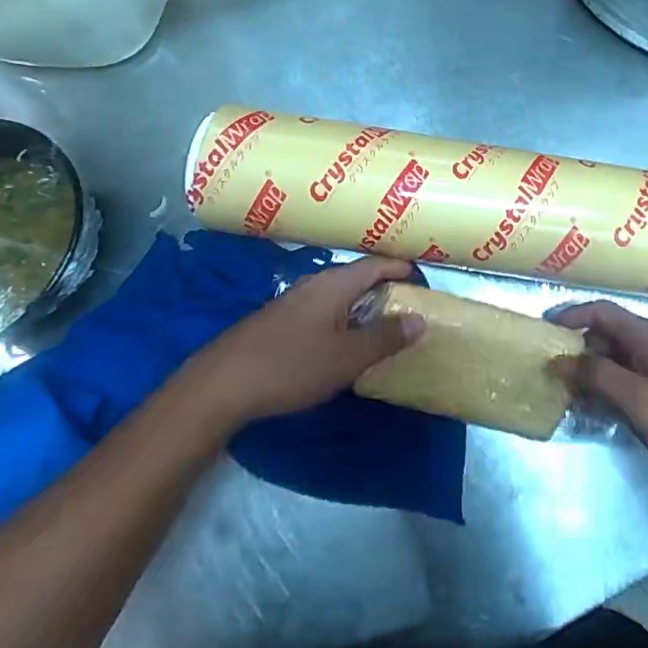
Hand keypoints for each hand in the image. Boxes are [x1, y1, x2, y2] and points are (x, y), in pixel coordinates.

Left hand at [174, 256, 425, 428]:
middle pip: (357, 276)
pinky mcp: (278, 321)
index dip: (403, 268)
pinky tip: (342, 343)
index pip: (377, 263)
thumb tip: (418, 319)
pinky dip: (341, 319)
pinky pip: (322, 310)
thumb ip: (385, 338)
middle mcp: (314, 284)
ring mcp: (292, 301)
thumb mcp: (347, 357)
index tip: (425, 281)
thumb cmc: (291, 365)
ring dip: (362, 305)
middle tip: (410, 306)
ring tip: (383, 326)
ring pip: (337, 295)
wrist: (222, 384)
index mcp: (334, 284)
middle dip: (385, 287)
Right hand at [548, 301, 647, 484]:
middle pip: (606, 334)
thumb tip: (559, 360)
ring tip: (565, 393)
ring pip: (615, 359)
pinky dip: (607, 388)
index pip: (600, 311)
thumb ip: (595, 376)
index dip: (570, 315)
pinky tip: (594, 409)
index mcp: (646, 336)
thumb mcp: (635, 398)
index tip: (543, 330)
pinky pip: (627, 379)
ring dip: (590, 372)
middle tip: (550, 369)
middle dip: (576, 348)